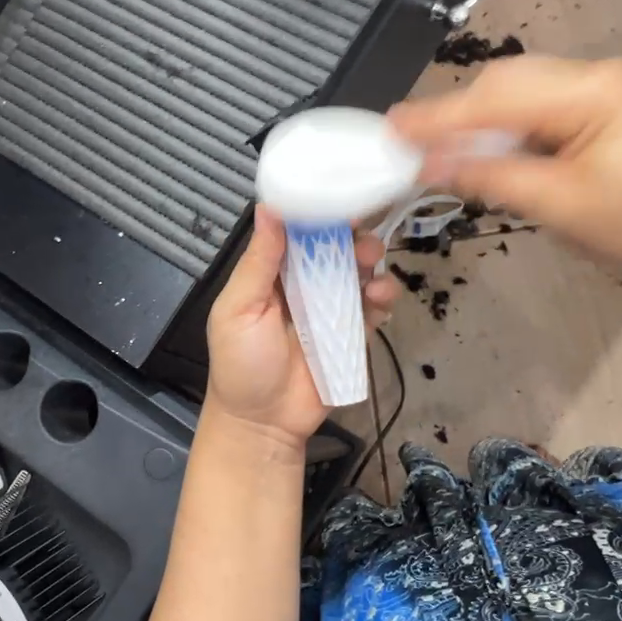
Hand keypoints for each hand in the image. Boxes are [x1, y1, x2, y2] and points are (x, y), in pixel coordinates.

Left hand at [204, 209, 398, 447]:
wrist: (263, 423)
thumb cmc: (241, 364)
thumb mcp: (238, 308)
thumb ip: (258, 261)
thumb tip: (269, 208)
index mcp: (271, 274)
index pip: (298, 233)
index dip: (319, 214)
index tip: (340, 197)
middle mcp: (302, 285)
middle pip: (336, 249)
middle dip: (354, 238)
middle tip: (364, 238)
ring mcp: (330, 310)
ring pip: (359, 274)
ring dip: (372, 264)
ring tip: (373, 268)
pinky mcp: (352, 334)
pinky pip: (373, 308)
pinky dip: (382, 297)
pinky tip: (380, 298)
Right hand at [388, 56, 621, 275]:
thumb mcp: (559, 205)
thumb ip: (490, 178)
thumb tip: (430, 165)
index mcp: (590, 94)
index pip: (495, 101)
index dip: (438, 117)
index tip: (390, 129)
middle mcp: (593, 76)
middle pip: (503, 83)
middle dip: (453, 113)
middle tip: (407, 142)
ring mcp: (599, 87)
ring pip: (515, 90)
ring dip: (475, 118)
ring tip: (437, 148)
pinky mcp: (599, 105)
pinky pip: (534, 104)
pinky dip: (500, 124)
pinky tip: (483, 148)